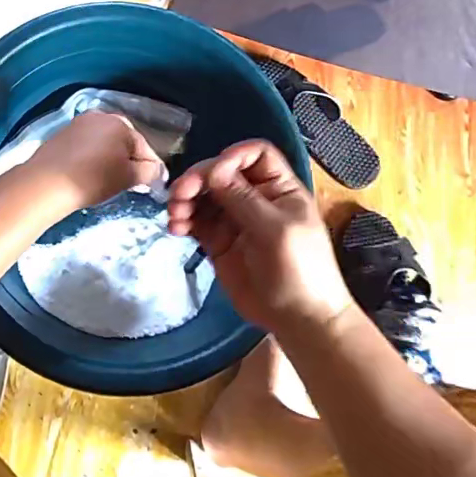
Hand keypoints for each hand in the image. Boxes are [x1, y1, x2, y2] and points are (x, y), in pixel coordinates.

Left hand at [19, 112, 163, 209]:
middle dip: (129, 162)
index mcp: (120, 123)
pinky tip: (88, 173)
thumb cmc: (93, 179)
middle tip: (128, 184)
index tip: (150, 186)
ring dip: (110, 159)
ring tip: (107, 180)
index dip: (151, 169)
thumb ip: (150, 171)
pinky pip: (86, 145)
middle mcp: (100, 116)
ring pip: (105, 143)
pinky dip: (92, 157)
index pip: (145, 148)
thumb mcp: (129, 177)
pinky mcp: (62, 134)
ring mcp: (78, 123)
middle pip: (124, 142)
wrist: (46, 183)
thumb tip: (157, 170)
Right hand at [166, 139, 354, 337]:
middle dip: (197, 180)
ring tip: (175, 216)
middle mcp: (254, 198)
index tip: (213, 174)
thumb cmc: (300, 271)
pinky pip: (194, 220)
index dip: (232, 156)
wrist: (299, 320)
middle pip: (219, 173)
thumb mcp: (275, 230)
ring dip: (184, 199)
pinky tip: (176, 230)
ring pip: (202, 195)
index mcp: (278, 189)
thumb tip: (213, 168)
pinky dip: (181, 220)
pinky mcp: (217, 240)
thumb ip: (243, 198)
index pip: (255, 155)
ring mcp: (233, 219)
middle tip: (179, 196)